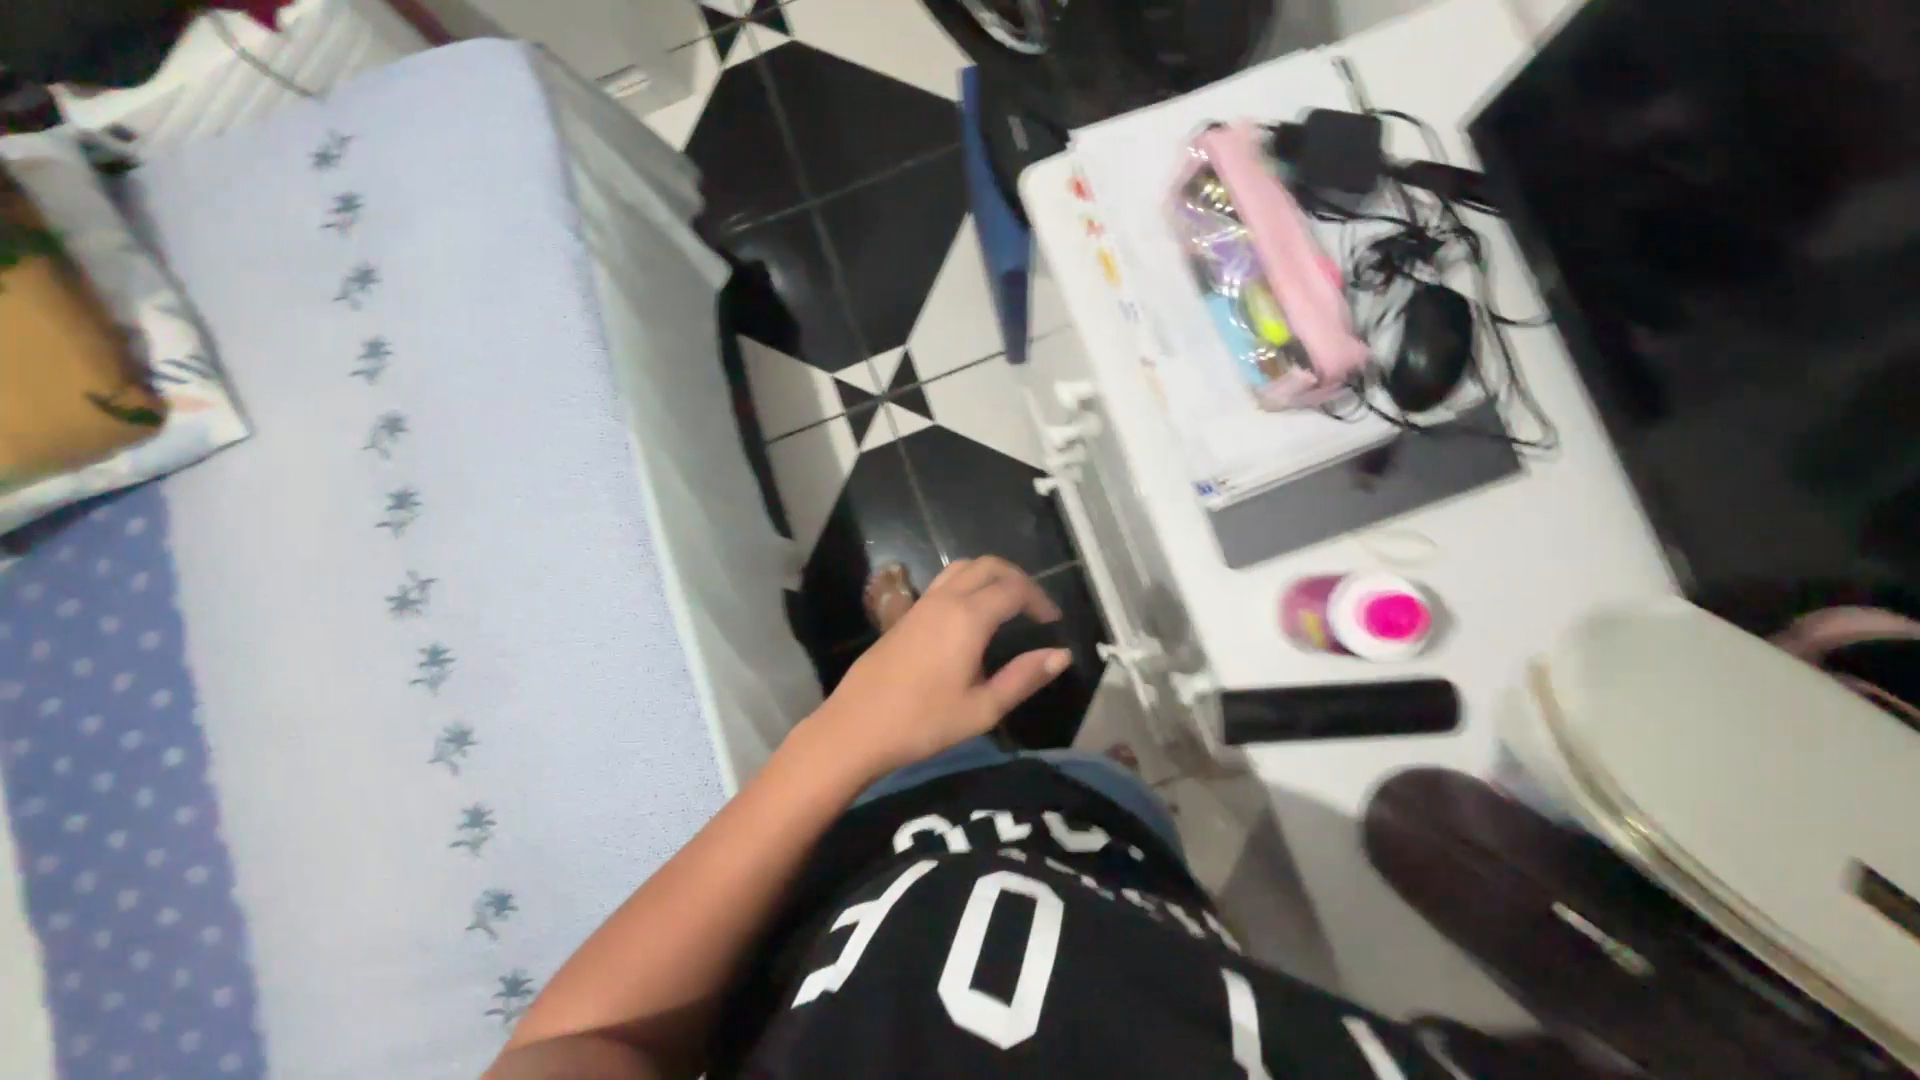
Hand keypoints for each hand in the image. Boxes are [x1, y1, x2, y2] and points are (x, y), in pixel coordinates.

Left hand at [809, 557, 1072, 776]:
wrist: (856, 727)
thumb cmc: (923, 723)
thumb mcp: (982, 709)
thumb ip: (1024, 678)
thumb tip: (1061, 655)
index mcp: (968, 618)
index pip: (1014, 590)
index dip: (1040, 600)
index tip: (1053, 622)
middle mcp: (945, 600)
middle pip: (988, 566)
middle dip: (1018, 579)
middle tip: (1035, 607)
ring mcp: (921, 605)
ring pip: (962, 568)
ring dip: (991, 576)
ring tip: (1008, 605)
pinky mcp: (905, 616)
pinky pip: (944, 583)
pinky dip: (968, 584)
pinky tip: (973, 616)